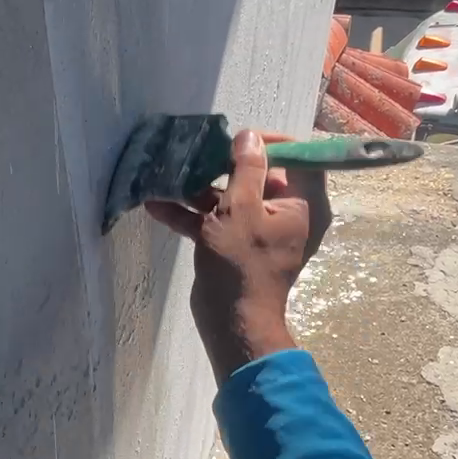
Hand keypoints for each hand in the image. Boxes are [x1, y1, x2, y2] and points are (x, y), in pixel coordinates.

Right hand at [147, 130, 329, 381]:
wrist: (231, 322)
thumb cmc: (241, 264)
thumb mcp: (240, 209)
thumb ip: (246, 169)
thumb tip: (250, 136)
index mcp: (300, 203)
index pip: (296, 157)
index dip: (268, 143)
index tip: (237, 138)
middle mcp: (283, 213)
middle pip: (256, 176)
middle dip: (221, 165)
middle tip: (195, 156)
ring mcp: (256, 231)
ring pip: (229, 199)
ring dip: (198, 190)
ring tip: (167, 176)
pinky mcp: (233, 247)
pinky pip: (214, 222)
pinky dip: (190, 215)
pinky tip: (157, 206)